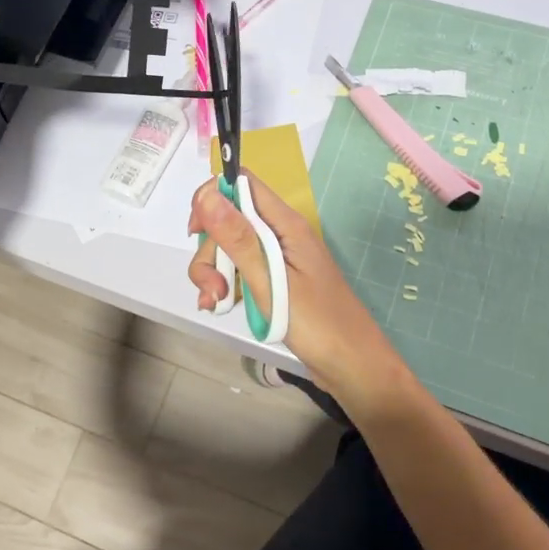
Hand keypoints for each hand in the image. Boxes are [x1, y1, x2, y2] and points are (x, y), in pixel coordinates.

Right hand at [188, 173, 412, 405]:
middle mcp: (280, 234)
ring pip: (230, 248)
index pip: (242, 184)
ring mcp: (277, 258)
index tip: (197, 230)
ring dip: (214, 273)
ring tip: (215, 303)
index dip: (212, 197)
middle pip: (229, 220)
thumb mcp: (270, 280)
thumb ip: (238, 238)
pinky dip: (225, 285)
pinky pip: (240, 271)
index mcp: (285, 224)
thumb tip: (207, 194)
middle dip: (210, 250)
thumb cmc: (317, 323)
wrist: (351, 365)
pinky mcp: (275, 280)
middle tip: (213, 287)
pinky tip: (219, 306)